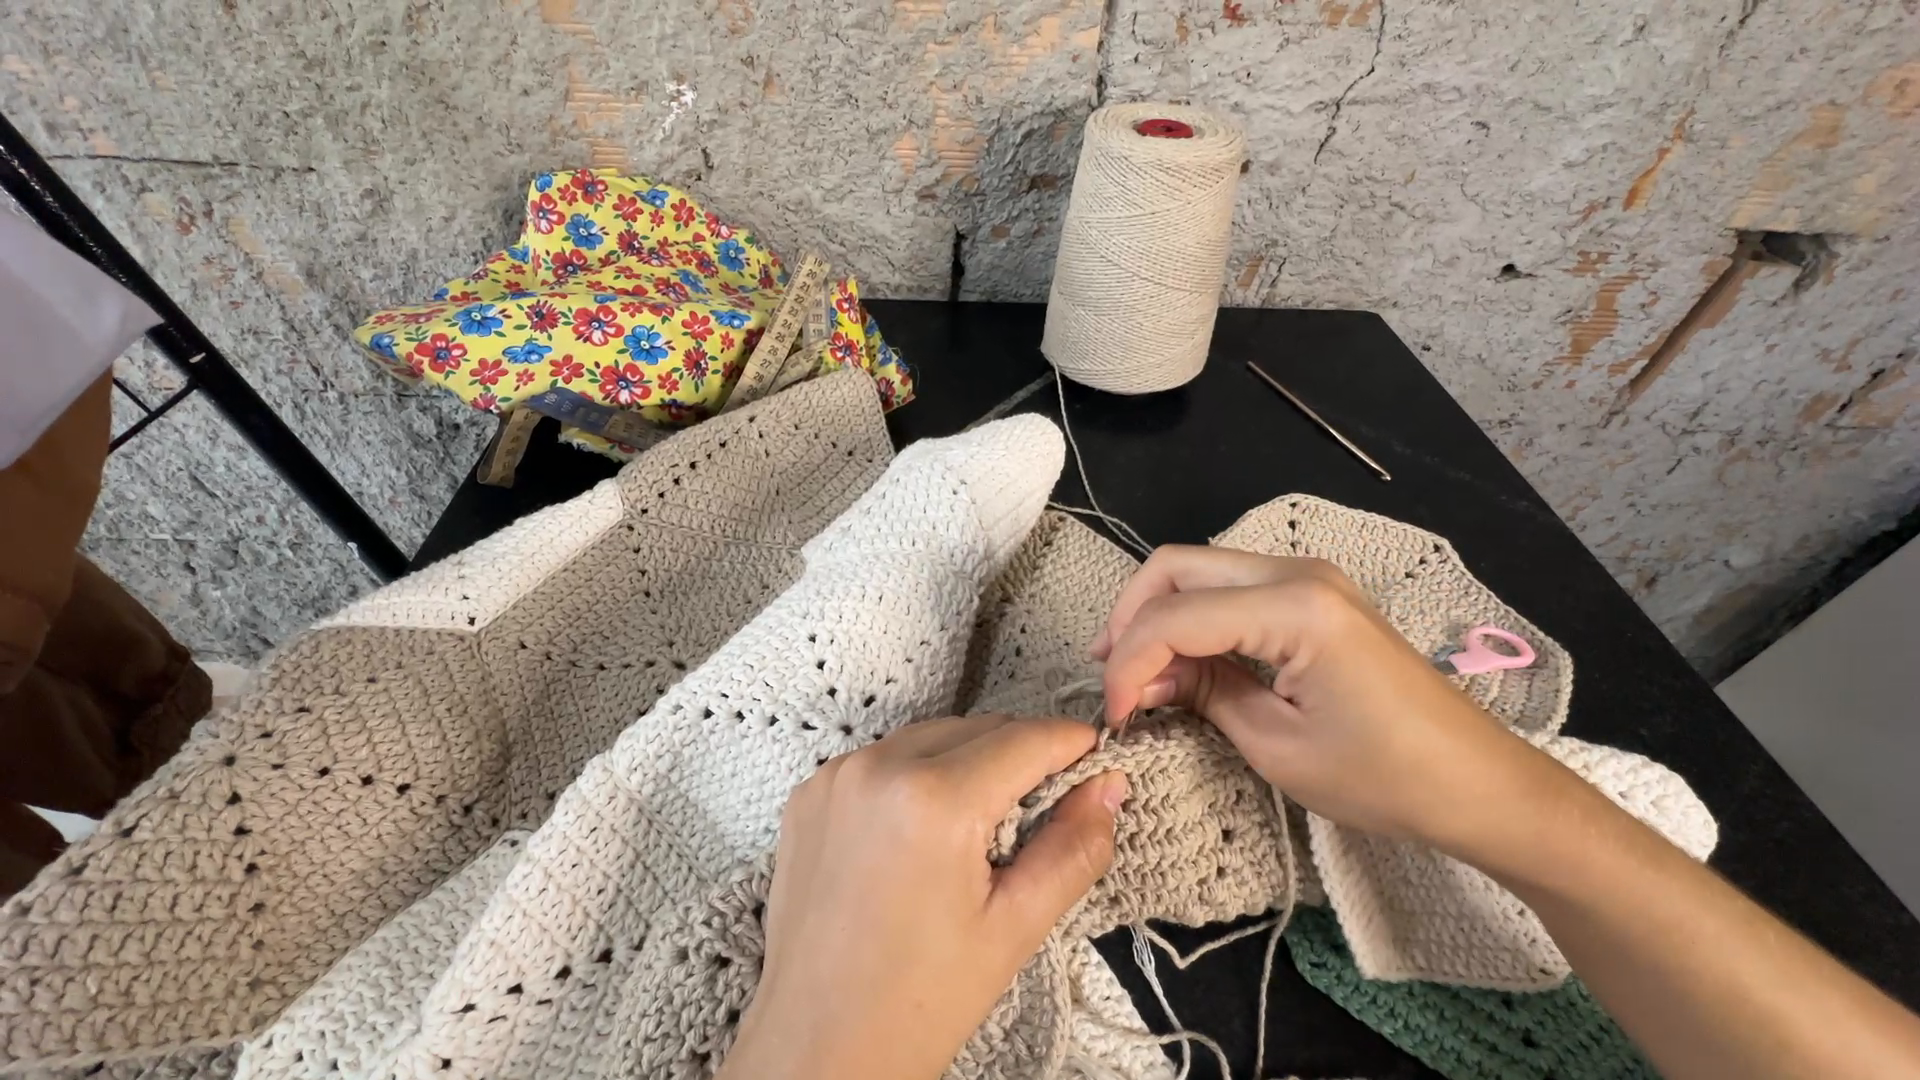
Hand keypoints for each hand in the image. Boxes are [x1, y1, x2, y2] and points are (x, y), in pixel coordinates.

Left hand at [718, 714, 1126, 1079]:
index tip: (1097, 757)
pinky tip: (922, 829)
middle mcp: (878, 768)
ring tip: (982, 822)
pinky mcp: (809, 792)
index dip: (1070, 743)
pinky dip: (915, 775)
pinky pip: (883, 759)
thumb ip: (1073, 848)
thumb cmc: (919, 1002)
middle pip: (978, 729)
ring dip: (968, 760)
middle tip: (1045, 802)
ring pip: (930, 737)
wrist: (814, 1049)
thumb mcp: (1014, 928)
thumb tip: (1109, 785)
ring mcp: (835, 776)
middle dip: (1021, 754)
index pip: (1024, 739)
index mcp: (934, 801)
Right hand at [1093, 545, 1550, 848]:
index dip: (1129, 661)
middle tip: (1111, 675)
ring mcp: (1308, 577)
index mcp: (1294, 606)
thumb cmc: (1384, 778)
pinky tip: (1180, 659)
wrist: (1480, 784)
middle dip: (1130, 618)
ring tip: (1137, 671)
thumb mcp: (1275, 745)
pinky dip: (1192, 618)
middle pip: (1176, 566)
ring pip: (1198, 570)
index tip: (1116, 714)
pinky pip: (1229, 589)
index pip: (1174, 616)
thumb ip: (1201, 693)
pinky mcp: (1314, 594)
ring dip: (1157, 613)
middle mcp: (1297, 571)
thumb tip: (1144, 677)